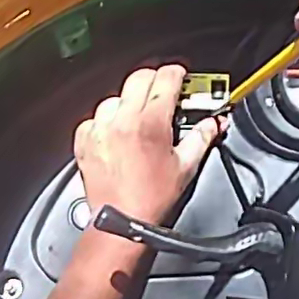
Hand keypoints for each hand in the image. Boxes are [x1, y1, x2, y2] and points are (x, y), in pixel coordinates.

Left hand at [74, 64, 225, 223]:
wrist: (121, 223)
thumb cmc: (150, 201)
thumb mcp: (185, 168)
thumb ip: (201, 138)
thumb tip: (213, 123)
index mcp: (150, 124)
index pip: (166, 78)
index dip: (178, 74)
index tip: (180, 78)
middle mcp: (122, 122)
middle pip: (139, 78)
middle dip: (155, 81)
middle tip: (163, 94)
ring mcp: (100, 131)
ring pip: (115, 98)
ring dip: (129, 102)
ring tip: (138, 120)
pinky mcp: (84, 142)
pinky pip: (94, 118)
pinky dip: (106, 121)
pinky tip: (117, 134)